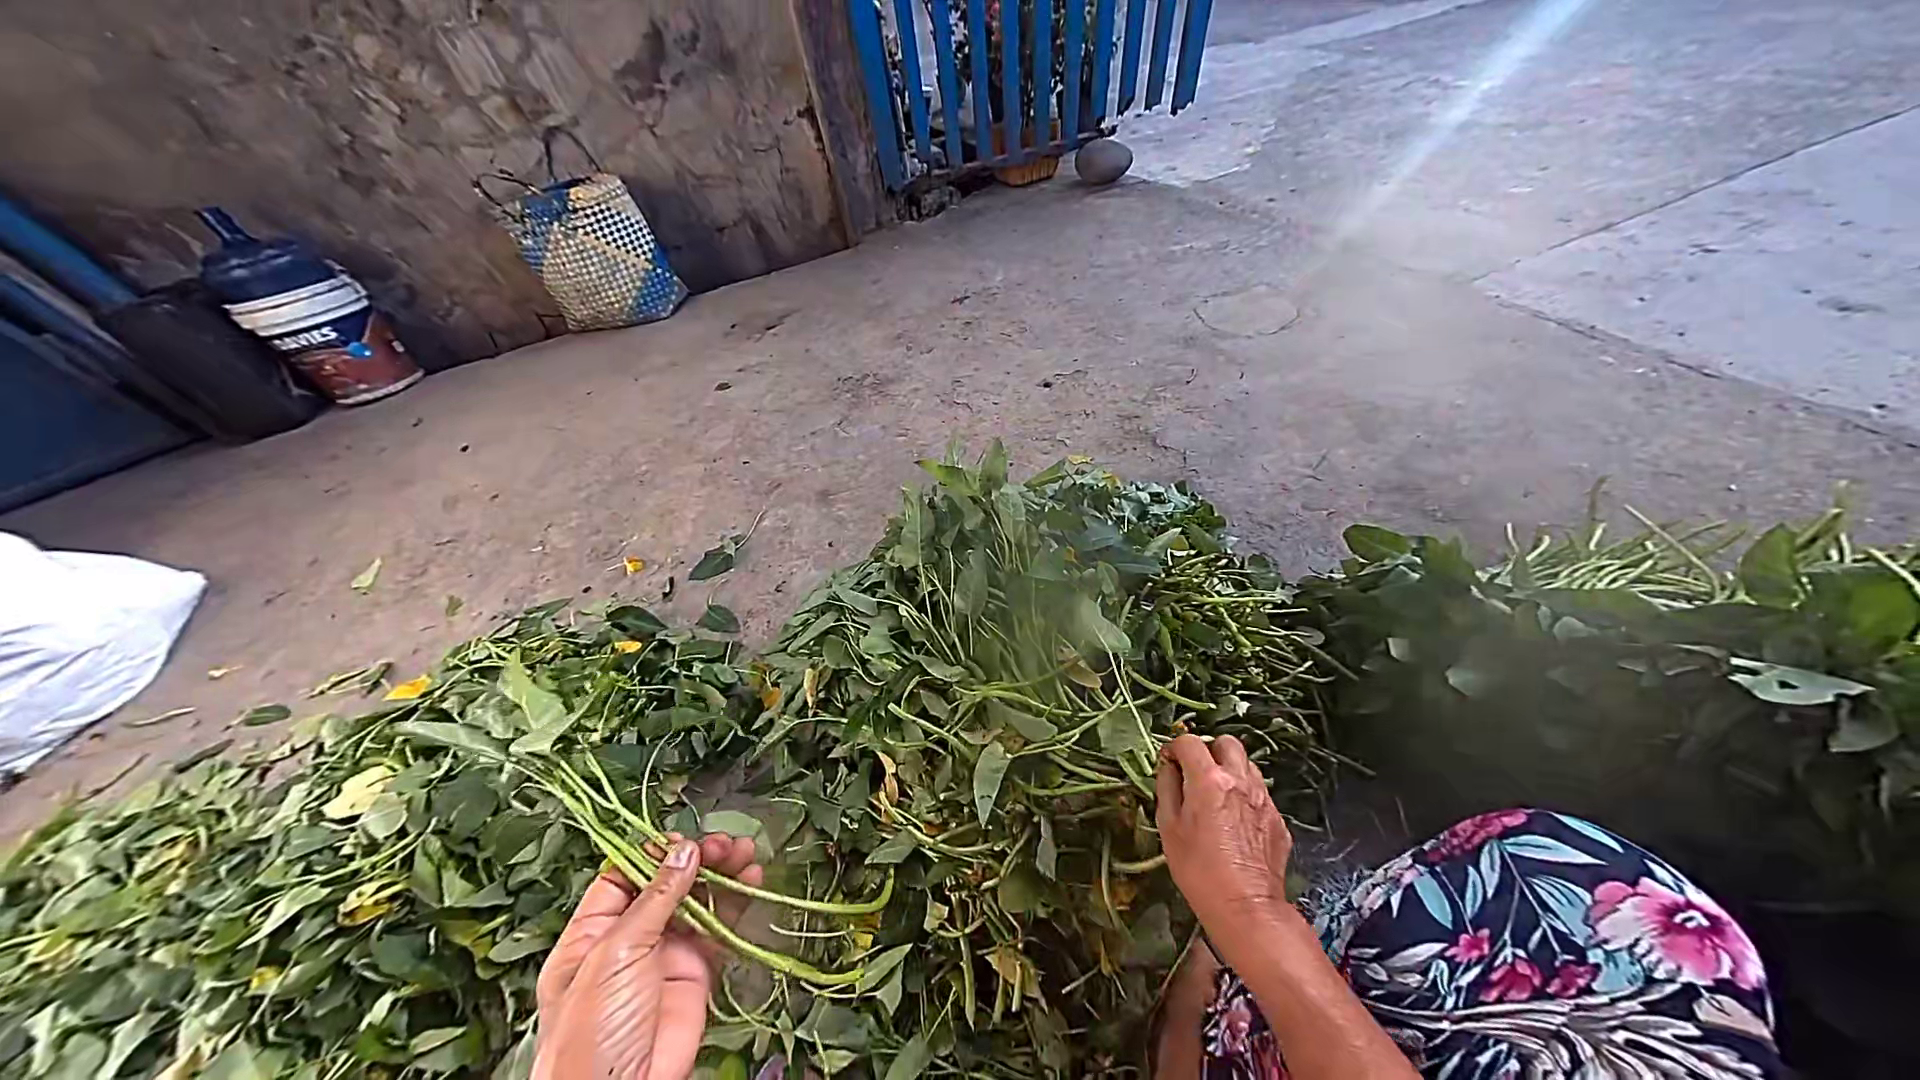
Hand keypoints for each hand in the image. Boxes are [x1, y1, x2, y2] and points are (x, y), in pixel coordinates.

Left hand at [533, 833, 763, 1079]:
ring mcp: (665, 953)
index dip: (656, 854)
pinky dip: (737, 900)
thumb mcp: (615, 956)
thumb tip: (684, 851)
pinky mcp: (697, 969)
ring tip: (744, 854)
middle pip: (668, 882)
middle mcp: (630, 938)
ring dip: (722, 873)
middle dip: (698, 859)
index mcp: (593, 932)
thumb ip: (655, 899)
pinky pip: (720, 926)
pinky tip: (751, 879)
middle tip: (723, 845)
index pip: (627, 875)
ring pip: (698, 899)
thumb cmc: (593, 1035)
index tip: (685, 841)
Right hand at [1156, 735, 1292, 936]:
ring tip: (1216, 794)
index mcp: (1209, 779)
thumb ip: (1167, 787)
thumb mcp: (1168, 826)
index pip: (1190, 742)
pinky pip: (1259, 793)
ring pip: (1247, 765)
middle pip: (1227, 743)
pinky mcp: (1277, 818)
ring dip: (1229, 770)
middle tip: (1195, 771)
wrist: (1246, 907)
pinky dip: (1244, 795)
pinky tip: (1234, 819)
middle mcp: (1240, 781)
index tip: (1168, 763)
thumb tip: (1168, 766)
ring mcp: (1263, 799)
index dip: (1174, 748)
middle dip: (1208, 750)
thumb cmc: (1198, 869)